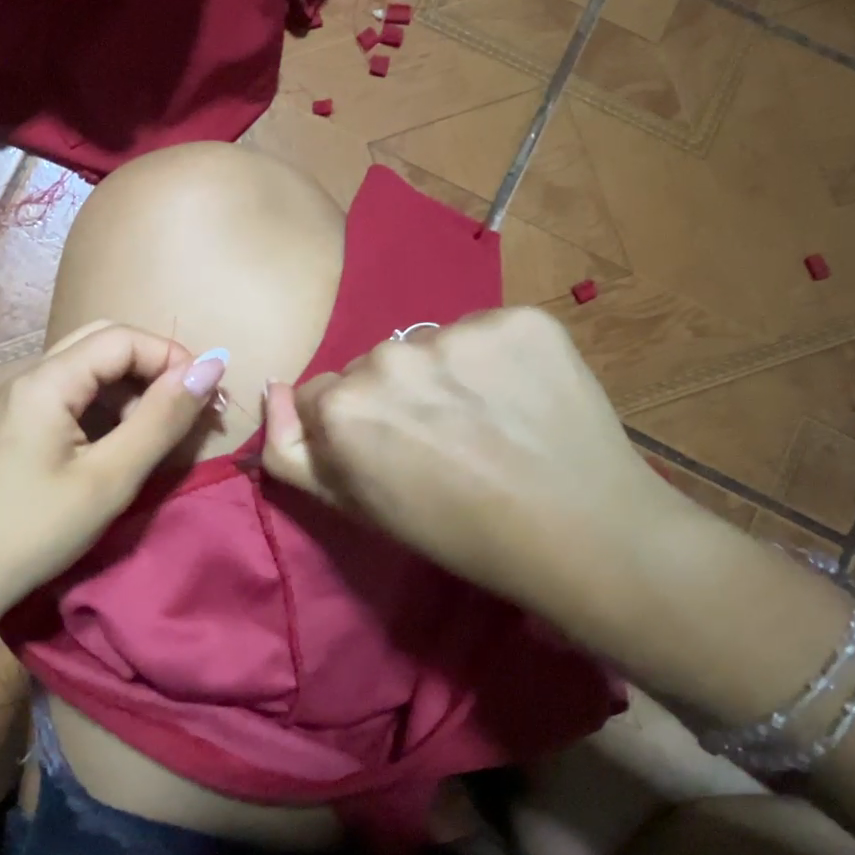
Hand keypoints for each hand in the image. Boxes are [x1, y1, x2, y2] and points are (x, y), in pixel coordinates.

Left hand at [0, 320, 227, 621]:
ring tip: (159, 434)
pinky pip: (71, 397)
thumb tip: (211, 367)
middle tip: (187, 409)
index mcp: (47, 381)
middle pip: (103, 343)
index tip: (208, 398)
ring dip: (131, 390)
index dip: (172, 357)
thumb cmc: (37, 530)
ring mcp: (20, 403)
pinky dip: (106, 409)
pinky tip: (120, 447)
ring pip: (88, 370)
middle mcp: (30, 379)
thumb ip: (161, 419)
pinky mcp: (18, 428)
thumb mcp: (110, 478)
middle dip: (153, 367)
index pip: (123, 338)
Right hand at [260, 307, 687, 609]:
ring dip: (445, 373)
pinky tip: (522, 398)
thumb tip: (271, 387)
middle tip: (443, 443)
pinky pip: (485, 332)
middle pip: (375, 367)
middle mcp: (389, 356)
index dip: (354, 428)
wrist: (583, 534)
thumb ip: (292, 452)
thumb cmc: (455, 533)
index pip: (324, 395)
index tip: (391, 455)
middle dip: (396, 397)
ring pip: (430, 346)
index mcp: (343, 405)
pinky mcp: (518, 319)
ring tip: (487, 421)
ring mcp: (457, 332)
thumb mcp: (354, 507)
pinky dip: (497, 359)